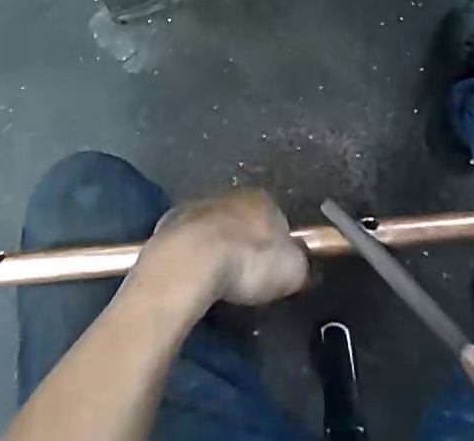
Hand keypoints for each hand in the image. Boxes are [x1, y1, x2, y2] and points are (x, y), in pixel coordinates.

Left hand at [137, 189, 308, 306]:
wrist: (190, 260)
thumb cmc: (247, 261)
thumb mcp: (291, 271)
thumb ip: (302, 265)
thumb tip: (303, 266)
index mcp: (263, 199)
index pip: (277, 219)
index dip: (276, 246)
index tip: (272, 271)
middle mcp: (231, 194)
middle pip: (243, 220)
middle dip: (244, 242)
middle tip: (244, 276)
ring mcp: (198, 205)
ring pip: (214, 226)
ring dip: (216, 246)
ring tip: (215, 280)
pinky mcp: (170, 221)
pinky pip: (188, 238)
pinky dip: (191, 253)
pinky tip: (192, 275)